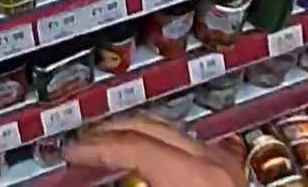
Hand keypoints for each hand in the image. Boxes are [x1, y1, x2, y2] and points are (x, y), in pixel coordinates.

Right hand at [66, 118, 247, 186]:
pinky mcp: (236, 178)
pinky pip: (187, 147)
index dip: (96, 148)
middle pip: (149, 126)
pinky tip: (146, 162)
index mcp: (197, 176)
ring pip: (169, 131)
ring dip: (134, 136)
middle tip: (83, 145)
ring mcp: (229, 167)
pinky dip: (159, 147)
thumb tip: (98, 178)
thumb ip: (135, 186)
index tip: (71, 153)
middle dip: (111, 133)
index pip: (133, 144)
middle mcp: (214, 161)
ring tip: (109, 149)